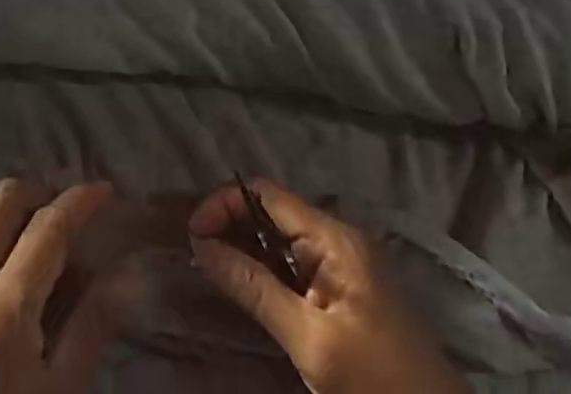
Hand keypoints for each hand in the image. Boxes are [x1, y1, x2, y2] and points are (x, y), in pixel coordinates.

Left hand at [0, 179, 119, 393]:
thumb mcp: (60, 389)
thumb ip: (92, 324)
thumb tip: (127, 273)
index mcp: (5, 305)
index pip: (47, 227)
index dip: (80, 201)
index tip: (106, 190)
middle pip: (3, 199)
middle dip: (42, 188)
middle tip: (74, 207)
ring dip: (19, 207)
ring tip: (53, 229)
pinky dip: (0, 232)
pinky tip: (23, 259)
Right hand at [188, 178, 468, 393]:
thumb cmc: (376, 382)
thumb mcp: (310, 339)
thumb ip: (255, 288)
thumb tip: (201, 245)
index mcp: (334, 238)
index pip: (266, 194)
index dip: (224, 204)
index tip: (193, 235)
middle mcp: (338, 238)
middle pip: (271, 211)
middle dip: (229, 224)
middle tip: (195, 254)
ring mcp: (344, 263)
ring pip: (280, 238)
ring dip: (244, 247)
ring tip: (210, 267)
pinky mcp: (344, 289)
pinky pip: (295, 263)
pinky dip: (264, 269)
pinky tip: (244, 286)